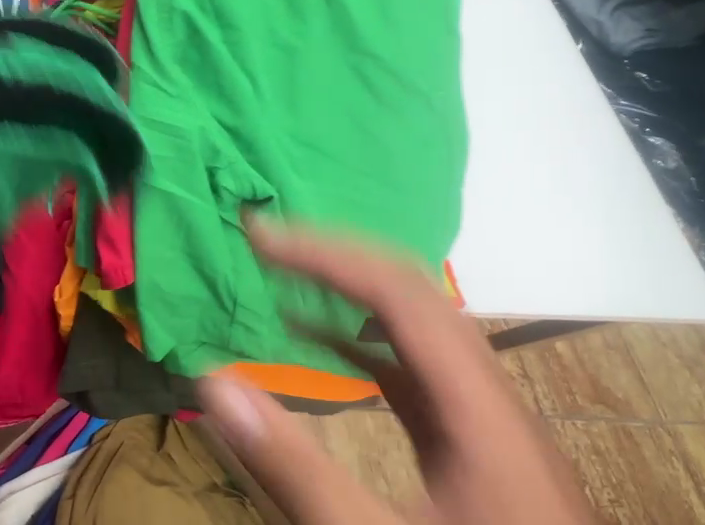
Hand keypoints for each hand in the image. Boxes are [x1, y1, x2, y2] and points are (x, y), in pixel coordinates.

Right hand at [195, 220, 594, 524]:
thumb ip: (295, 467)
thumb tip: (211, 381)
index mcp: (481, 414)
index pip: (398, 295)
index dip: (324, 254)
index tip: (256, 238)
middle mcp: (493, 403)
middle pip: (415, 293)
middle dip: (334, 255)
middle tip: (263, 240)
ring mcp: (489, 426)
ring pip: (419, 325)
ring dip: (348, 288)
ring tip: (283, 272)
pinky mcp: (476, 448)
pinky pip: (415, 366)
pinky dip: (359, 337)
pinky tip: (316, 340)